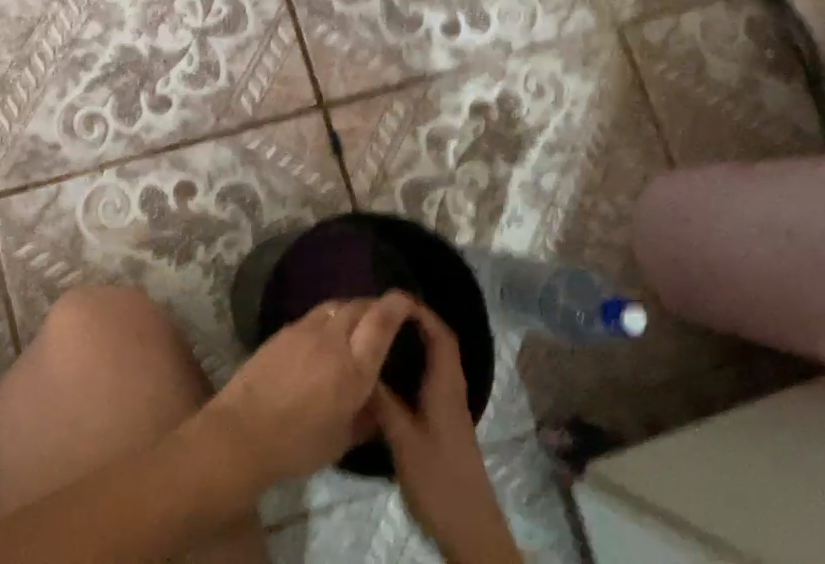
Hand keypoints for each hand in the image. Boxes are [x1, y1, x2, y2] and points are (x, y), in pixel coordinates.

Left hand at [200, 292, 411, 489]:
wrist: (242, 431)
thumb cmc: (298, 444)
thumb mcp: (344, 439)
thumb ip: (368, 416)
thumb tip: (380, 401)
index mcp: (353, 368)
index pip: (380, 322)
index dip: (398, 306)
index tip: (409, 303)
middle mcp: (330, 341)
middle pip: (358, 306)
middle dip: (376, 306)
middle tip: (386, 319)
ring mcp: (301, 332)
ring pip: (333, 307)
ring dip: (350, 311)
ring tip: (357, 326)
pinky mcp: (280, 333)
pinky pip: (312, 317)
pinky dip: (327, 320)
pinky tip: (326, 339)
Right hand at [370, 299, 519, 563]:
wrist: (469, 528)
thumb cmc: (439, 479)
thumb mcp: (403, 439)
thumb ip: (381, 401)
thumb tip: (355, 363)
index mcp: (446, 389)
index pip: (441, 337)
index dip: (421, 313)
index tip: (391, 297)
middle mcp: (450, 393)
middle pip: (437, 346)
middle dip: (411, 323)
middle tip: (375, 311)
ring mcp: (446, 410)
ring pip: (430, 365)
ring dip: (408, 345)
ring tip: (372, 335)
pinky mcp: (439, 425)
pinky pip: (423, 383)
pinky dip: (405, 369)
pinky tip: (379, 376)